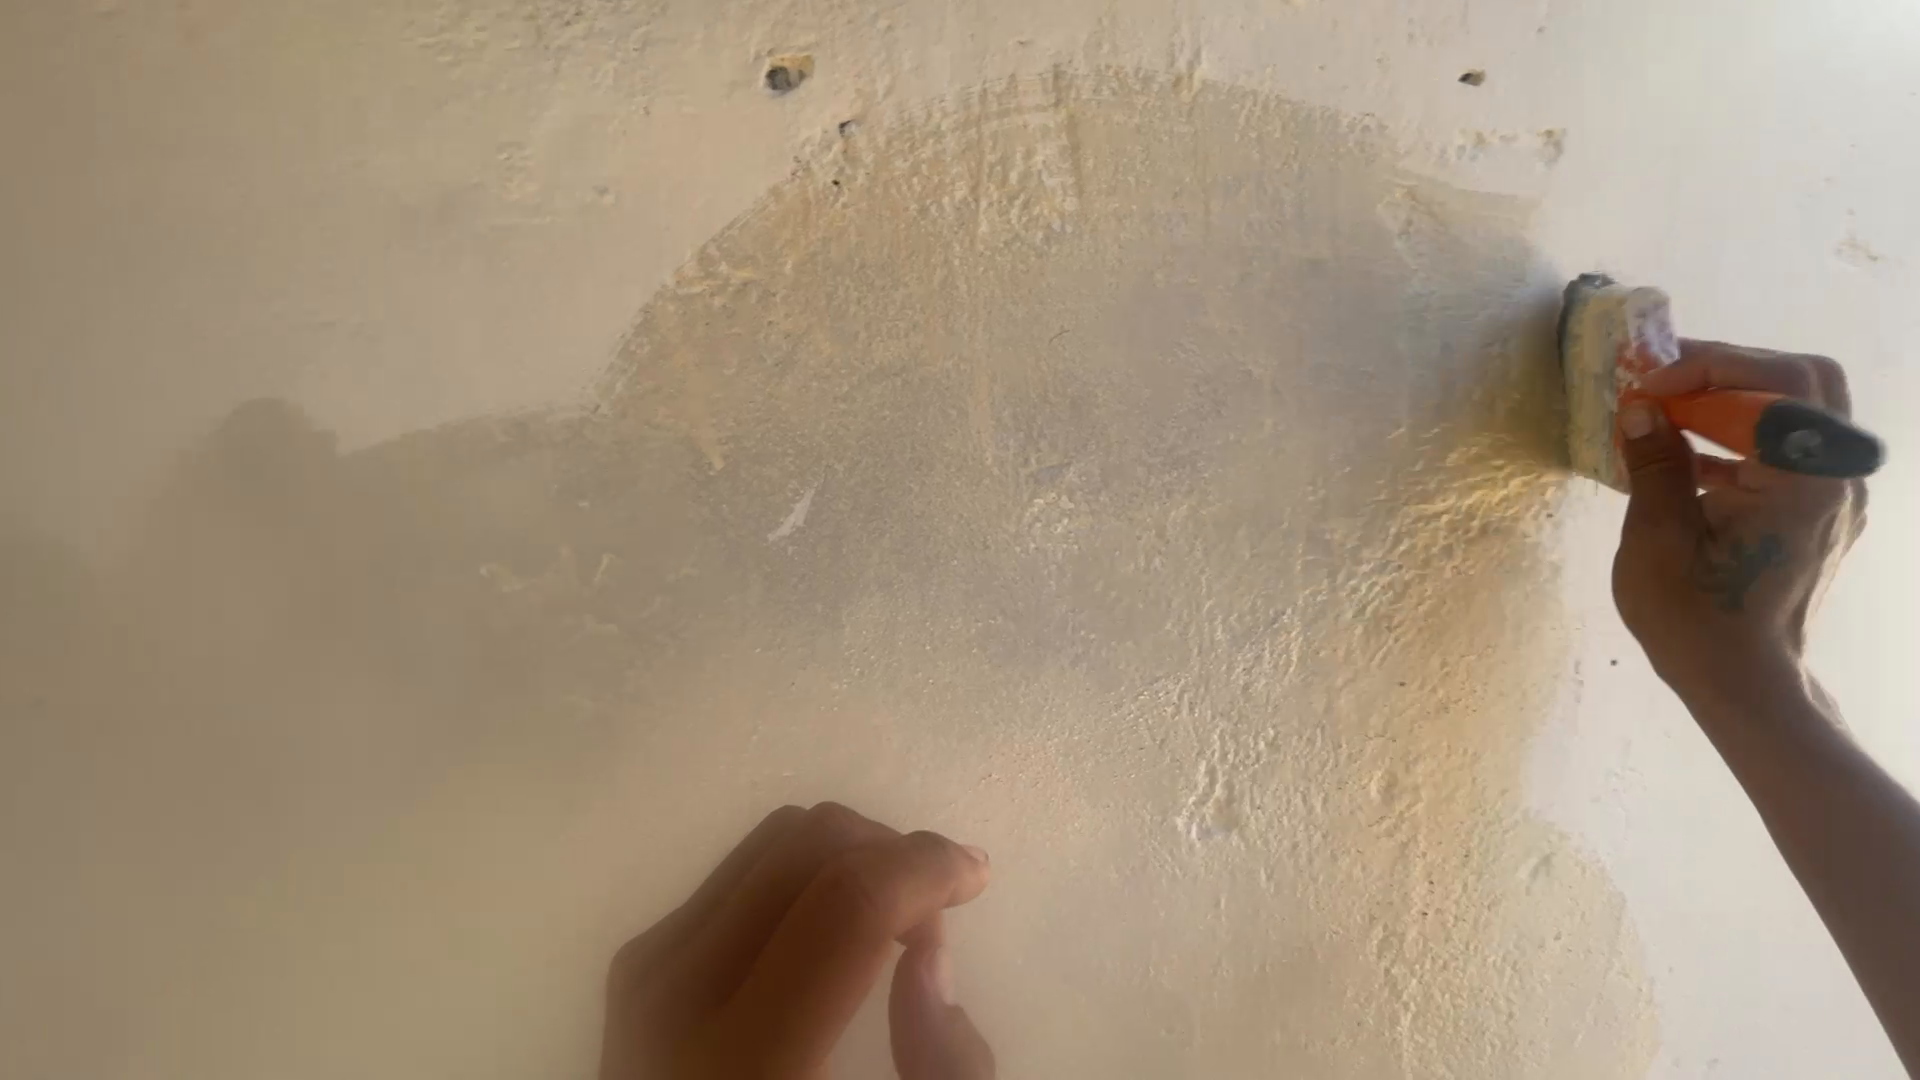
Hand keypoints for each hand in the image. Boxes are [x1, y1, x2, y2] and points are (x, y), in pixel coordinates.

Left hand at [600, 803, 994, 1079]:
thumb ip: (942, 1067)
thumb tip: (929, 951)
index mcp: (746, 1062)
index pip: (848, 904)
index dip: (927, 868)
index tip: (975, 876)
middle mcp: (681, 994)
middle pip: (815, 843)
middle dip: (896, 855)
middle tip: (930, 921)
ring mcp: (652, 965)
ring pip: (781, 834)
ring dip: (856, 854)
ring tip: (884, 918)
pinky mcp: (642, 952)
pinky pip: (747, 862)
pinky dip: (810, 870)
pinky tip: (827, 927)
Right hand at [1611, 341, 1866, 700]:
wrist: (1739, 677)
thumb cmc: (1691, 610)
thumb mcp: (1656, 535)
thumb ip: (1655, 465)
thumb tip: (1639, 409)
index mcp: (1802, 480)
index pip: (1778, 385)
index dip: (1709, 367)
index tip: (1644, 385)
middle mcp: (1834, 478)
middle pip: (1803, 385)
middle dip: (1726, 370)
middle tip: (1657, 380)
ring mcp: (1830, 496)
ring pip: (1796, 415)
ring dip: (1728, 400)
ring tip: (1659, 412)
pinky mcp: (1812, 513)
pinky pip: (1783, 453)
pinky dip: (1733, 437)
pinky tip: (1677, 458)